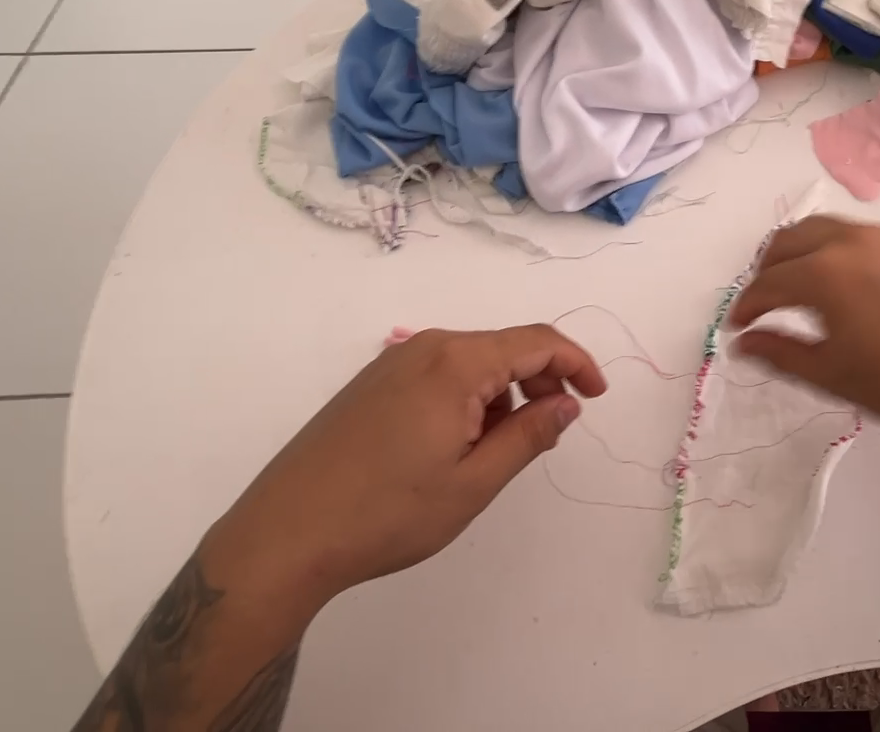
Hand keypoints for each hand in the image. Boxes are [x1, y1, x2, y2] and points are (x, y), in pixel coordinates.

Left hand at [201, 325, 607, 616]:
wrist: (282, 538)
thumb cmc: (388, 513)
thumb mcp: (474, 481)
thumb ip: (530, 434)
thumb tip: (567, 403)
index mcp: (456, 361)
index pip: (538, 341)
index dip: (577, 363)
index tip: (597, 397)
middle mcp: (426, 346)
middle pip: (505, 346)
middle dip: (541, 380)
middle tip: (552, 430)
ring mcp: (394, 362)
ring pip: (474, 362)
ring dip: (503, 394)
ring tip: (497, 449)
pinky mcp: (373, 382)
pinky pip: (441, 373)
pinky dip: (469, 397)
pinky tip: (456, 444)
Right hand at [727, 216, 879, 435]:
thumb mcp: (830, 374)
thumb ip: (779, 353)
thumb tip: (743, 342)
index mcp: (821, 273)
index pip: (767, 283)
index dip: (746, 306)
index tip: (739, 328)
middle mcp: (847, 241)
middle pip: (787, 240)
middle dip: (766, 270)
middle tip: (763, 303)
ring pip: (822, 228)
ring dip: (799, 252)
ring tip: (799, 286)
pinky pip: (856, 233)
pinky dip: (833, 249)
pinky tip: (845, 281)